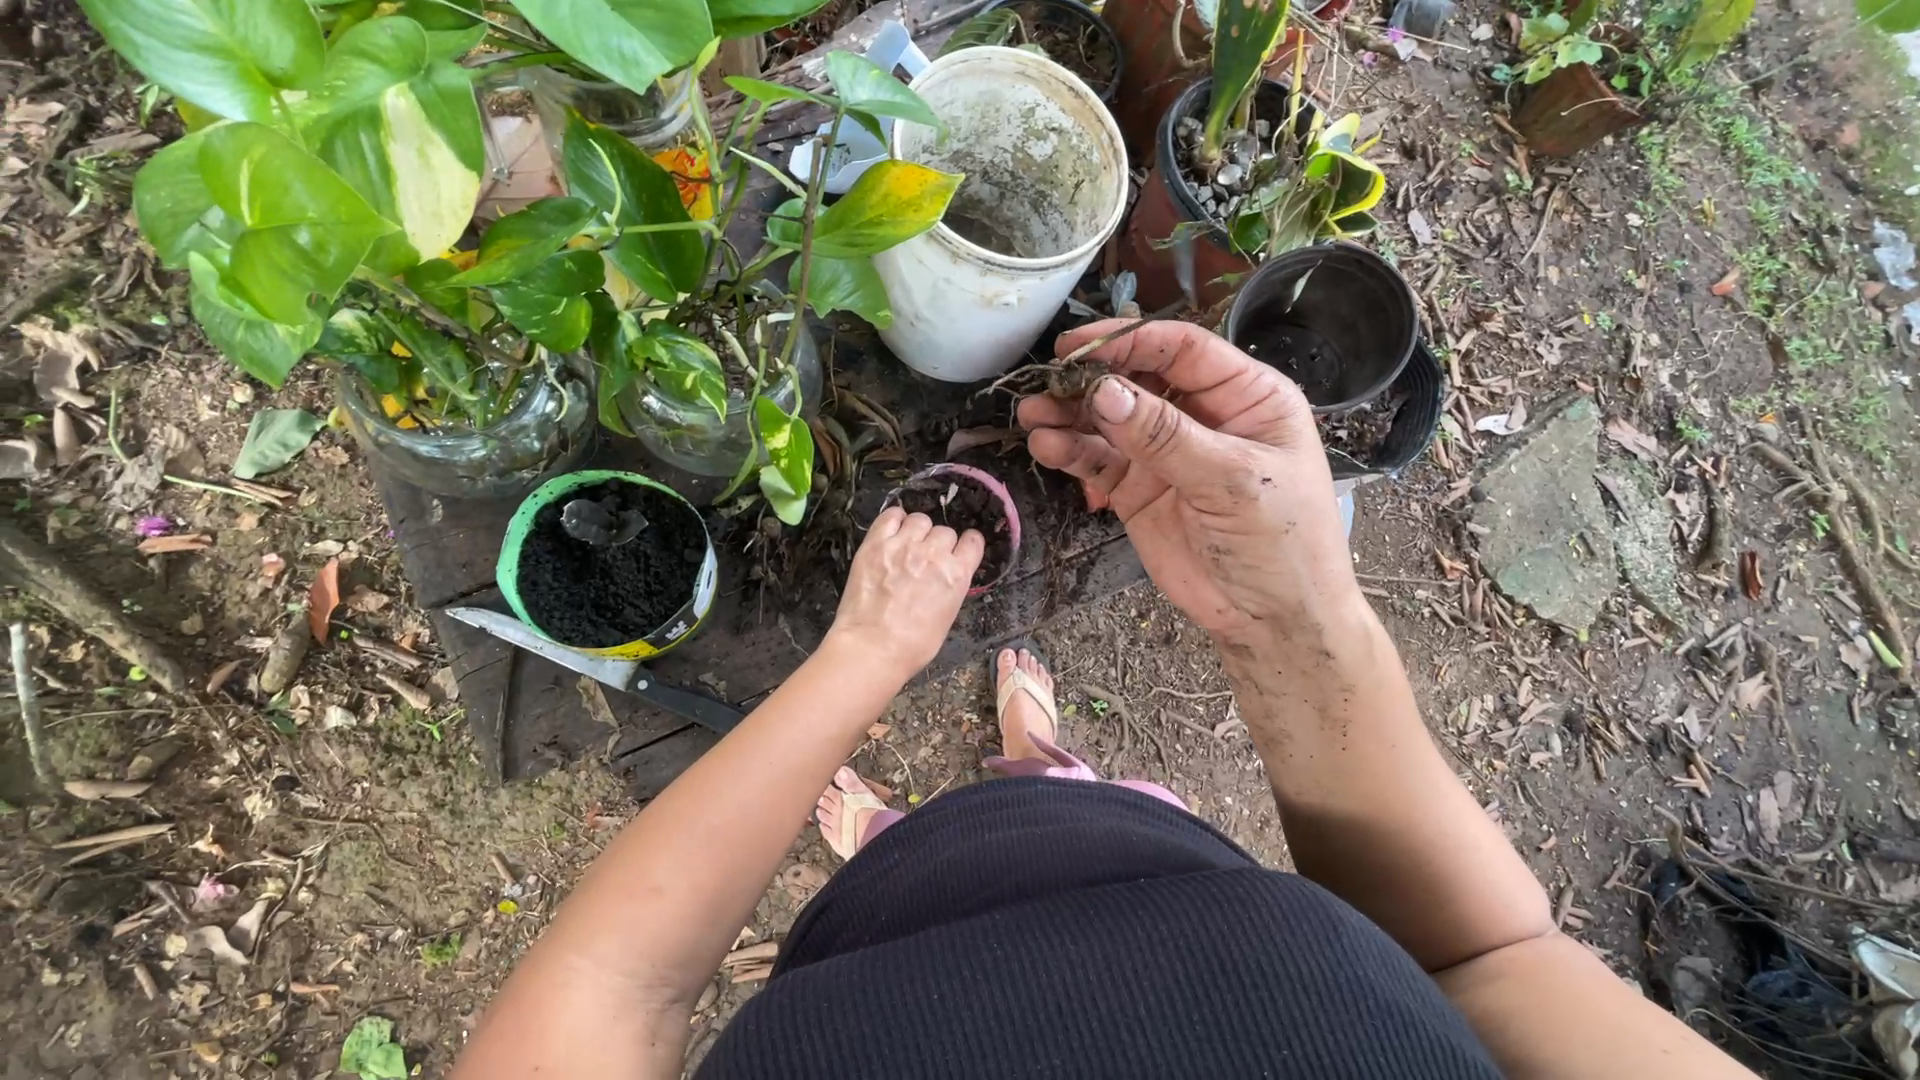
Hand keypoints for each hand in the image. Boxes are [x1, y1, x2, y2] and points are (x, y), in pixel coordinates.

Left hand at [826, 507, 983, 682]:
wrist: (872, 648)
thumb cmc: (911, 646)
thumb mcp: (947, 618)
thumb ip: (950, 588)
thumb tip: (945, 576)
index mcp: (956, 575)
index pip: (973, 541)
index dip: (967, 545)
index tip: (960, 550)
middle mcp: (933, 554)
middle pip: (945, 531)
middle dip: (939, 543)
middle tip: (926, 559)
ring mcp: (902, 546)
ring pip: (920, 520)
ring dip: (917, 530)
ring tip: (907, 544)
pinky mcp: (875, 544)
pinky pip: (890, 516)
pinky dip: (895, 519)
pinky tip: (892, 531)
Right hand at [1017, 320, 1358, 645]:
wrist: (1272, 619)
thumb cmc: (1280, 542)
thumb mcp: (1232, 481)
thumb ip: (1166, 436)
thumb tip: (1104, 393)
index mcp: (1244, 397)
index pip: (1181, 350)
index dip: (1129, 342)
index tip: (1078, 348)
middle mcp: (1200, 416)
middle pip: (1136, 381)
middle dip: (1090, 380)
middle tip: (1045, 383)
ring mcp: (1164, 454)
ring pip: (1109, 421)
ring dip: (1069, 416)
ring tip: (1031, 416)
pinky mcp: (1137, 490)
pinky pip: (1098, 462)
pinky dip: (1071, 453)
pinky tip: (1047, 448)